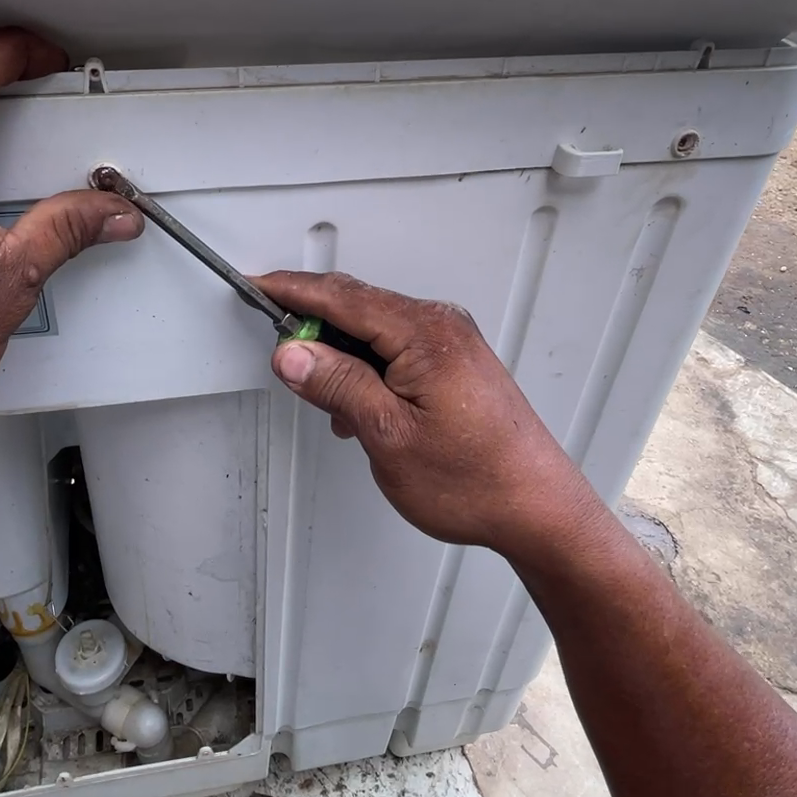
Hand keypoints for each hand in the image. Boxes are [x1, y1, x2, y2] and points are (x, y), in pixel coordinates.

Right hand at [254, 271, 602, 558]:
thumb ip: (337, 385)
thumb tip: (293, 352)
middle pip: (357, 306)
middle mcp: (441, 326)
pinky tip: (357, 405)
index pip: (342, 296)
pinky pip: (395, 347)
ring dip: (341, 355)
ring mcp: (450, 342)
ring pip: (374, 330)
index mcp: (424, 333)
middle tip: (281, 353)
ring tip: (324, 397)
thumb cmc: (475, 480)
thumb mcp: (388, 435)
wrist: (538, 508)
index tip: (258, 287)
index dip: (293, 291)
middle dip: (314, 325)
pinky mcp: (453, 361)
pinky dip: (366, 367)